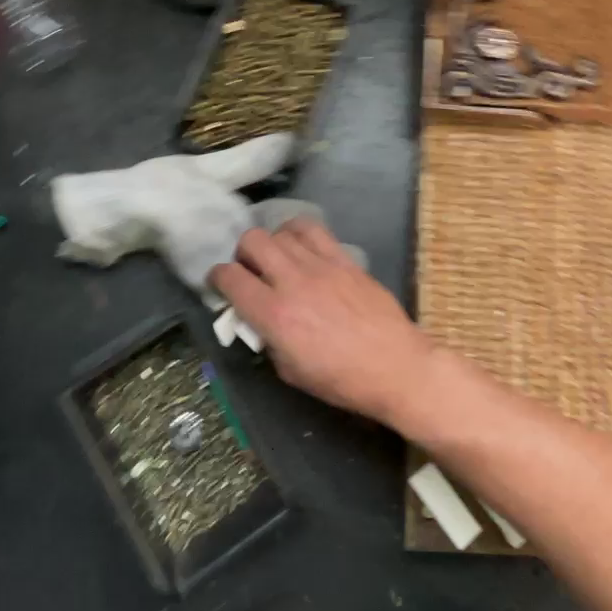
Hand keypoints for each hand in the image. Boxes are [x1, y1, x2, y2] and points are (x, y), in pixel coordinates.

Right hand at [210, 220, 436, 423]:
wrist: (395, 366)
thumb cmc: (341, 380)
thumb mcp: (290, 372)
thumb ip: (268, 340)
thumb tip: (260, 322)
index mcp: (274, 315)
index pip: (230, 278)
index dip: (216, 278)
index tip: (219, 284)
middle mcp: (292, 282)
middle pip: (252, 242)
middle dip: (242, 255)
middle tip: (249, 271)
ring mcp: (320, 265)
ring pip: (280, 232)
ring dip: (271, 244)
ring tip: (277, 260)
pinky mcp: (344, 259)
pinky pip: (313, 230)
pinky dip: (297, 233)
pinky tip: (300, 247)